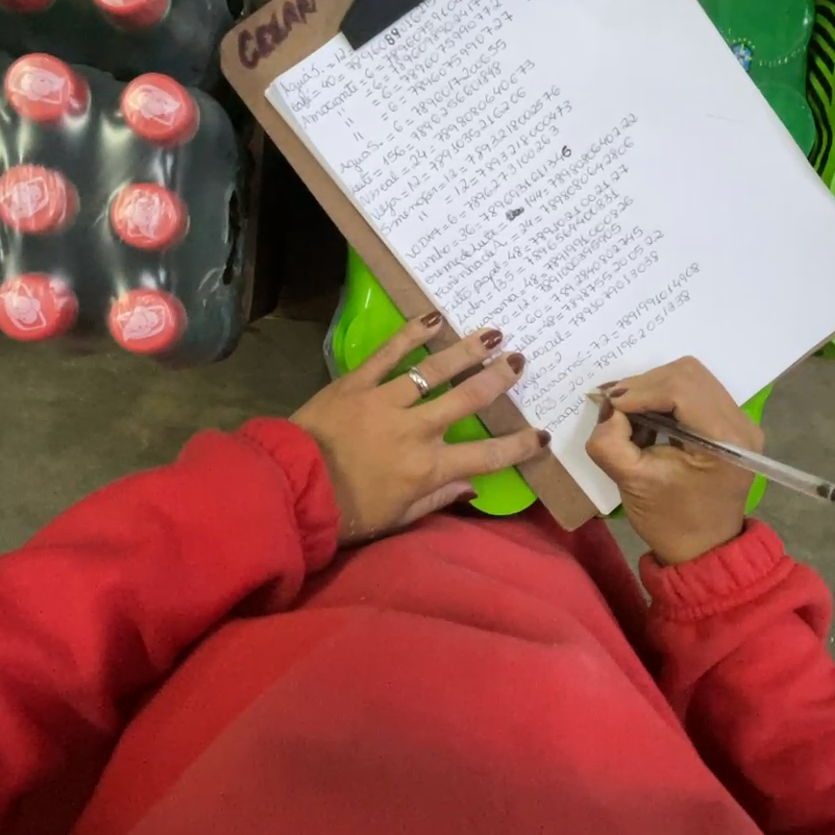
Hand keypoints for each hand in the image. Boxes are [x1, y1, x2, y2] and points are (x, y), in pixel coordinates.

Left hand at [292, 313, 548, 544]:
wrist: (290, 490)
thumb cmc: (345, 512)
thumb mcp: (397, 518)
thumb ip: (437, 500)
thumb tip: (472, 485)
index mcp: (428, 469)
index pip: (487, 457)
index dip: (520, 445)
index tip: (543, 434)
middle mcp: (416, 431)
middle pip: (468, 400)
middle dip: (498, 379)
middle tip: (519, 361)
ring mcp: (386, 402)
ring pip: (435, 371)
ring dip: (467, 351)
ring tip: (492, 333)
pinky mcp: (357, 383)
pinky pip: (389, 353)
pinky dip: (412, 333)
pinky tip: (434, 316)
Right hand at [586, 357, 758, 564]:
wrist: (704, 550)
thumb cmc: (669, 521)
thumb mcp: (630, 481)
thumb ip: (610, 440)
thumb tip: (609, 408)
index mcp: (724, 440)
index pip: (680, 389)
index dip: (639, 390)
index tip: (609, 406)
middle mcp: (740, 423)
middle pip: (686, 373)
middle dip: (644, 385)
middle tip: (614, 407)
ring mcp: (740, 420)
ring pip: (690, 376)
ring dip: (652, 387)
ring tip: (629, 413)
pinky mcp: (730, 422)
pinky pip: (695, 389)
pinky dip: (664, 394)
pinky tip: (647, 417)